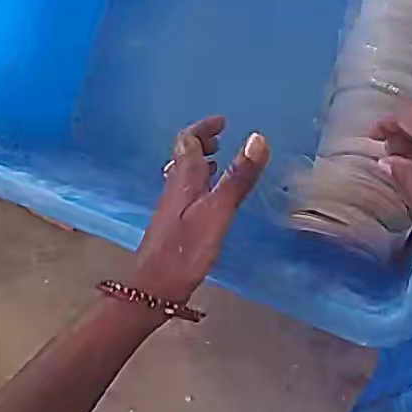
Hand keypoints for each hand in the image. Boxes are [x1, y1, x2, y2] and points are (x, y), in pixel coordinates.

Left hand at [133, 117, 269, 303]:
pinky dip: (202, 183)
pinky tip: (212, 198)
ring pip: (186, 174)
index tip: (223, 122)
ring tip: (219, 161)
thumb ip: (238, 177)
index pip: (188, 141)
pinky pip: (188, 192)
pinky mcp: (175, 224)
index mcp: (184, 179)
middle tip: (222, 139)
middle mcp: (175, 188)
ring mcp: (173, 207)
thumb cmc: (185, 249)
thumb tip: (258, 138)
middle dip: (202, 142)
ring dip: (201, 162)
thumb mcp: (218, 211)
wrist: (153, 289)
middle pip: (184, 155)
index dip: (204, 128)